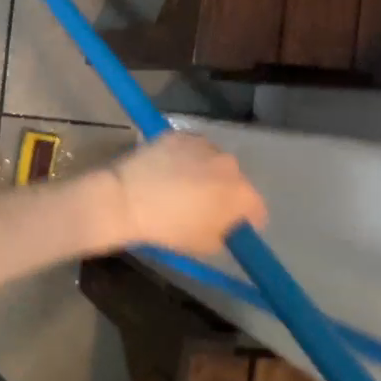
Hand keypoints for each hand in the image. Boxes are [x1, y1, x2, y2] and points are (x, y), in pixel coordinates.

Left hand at [102, 134, 266, 257]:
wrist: (125, 198)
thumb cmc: (168, 227)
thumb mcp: (206, 245)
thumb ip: (224, 234)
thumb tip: (222, 226)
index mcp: (242, 193)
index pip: (255, 209)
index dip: (244, 220)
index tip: (231, 227)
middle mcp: (229, 163)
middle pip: (234, 181)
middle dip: (223, 193)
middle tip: (202, 205)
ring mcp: (202, 145)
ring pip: (211, 161)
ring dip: (203, 171)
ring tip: (180, 185)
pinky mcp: (176, 134)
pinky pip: (188, 148)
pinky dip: (182, 157)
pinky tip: (166, 169)